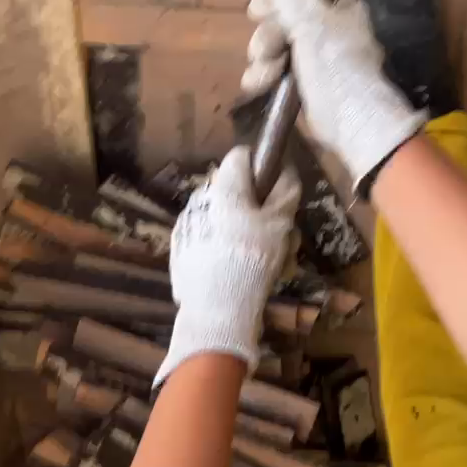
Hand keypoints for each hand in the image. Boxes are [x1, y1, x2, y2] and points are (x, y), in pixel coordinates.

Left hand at [157, 147, 300, 386]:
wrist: (216, 310)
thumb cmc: (252, 258)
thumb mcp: (281, 223)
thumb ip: (285, 191)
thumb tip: (285, 170)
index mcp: (224, 186)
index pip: (242, 155)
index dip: (262, 168)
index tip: (275, 193)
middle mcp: (200, 198)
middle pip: (236, 190)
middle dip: (257, 207)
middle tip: (275, 234)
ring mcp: (187, 224)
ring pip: (224, 216)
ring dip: (243, 229)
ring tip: (261, 259)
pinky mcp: (180, 250)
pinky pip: (209, 238)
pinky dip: (223, 247)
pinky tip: (236, 270)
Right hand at [242, 0, 425, 196]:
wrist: (351, 122)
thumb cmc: (336, 66)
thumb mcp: (313, 22)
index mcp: (338, 7)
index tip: (256, 11)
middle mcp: (327, 28)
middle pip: (281, 19)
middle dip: (267, 35)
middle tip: (264, 50)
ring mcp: (315, 57)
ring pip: (274, 45)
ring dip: (262, 59)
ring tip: (264, 75)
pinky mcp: (303, 83)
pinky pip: (274, 71)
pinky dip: (262, 76)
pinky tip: (256, 85)